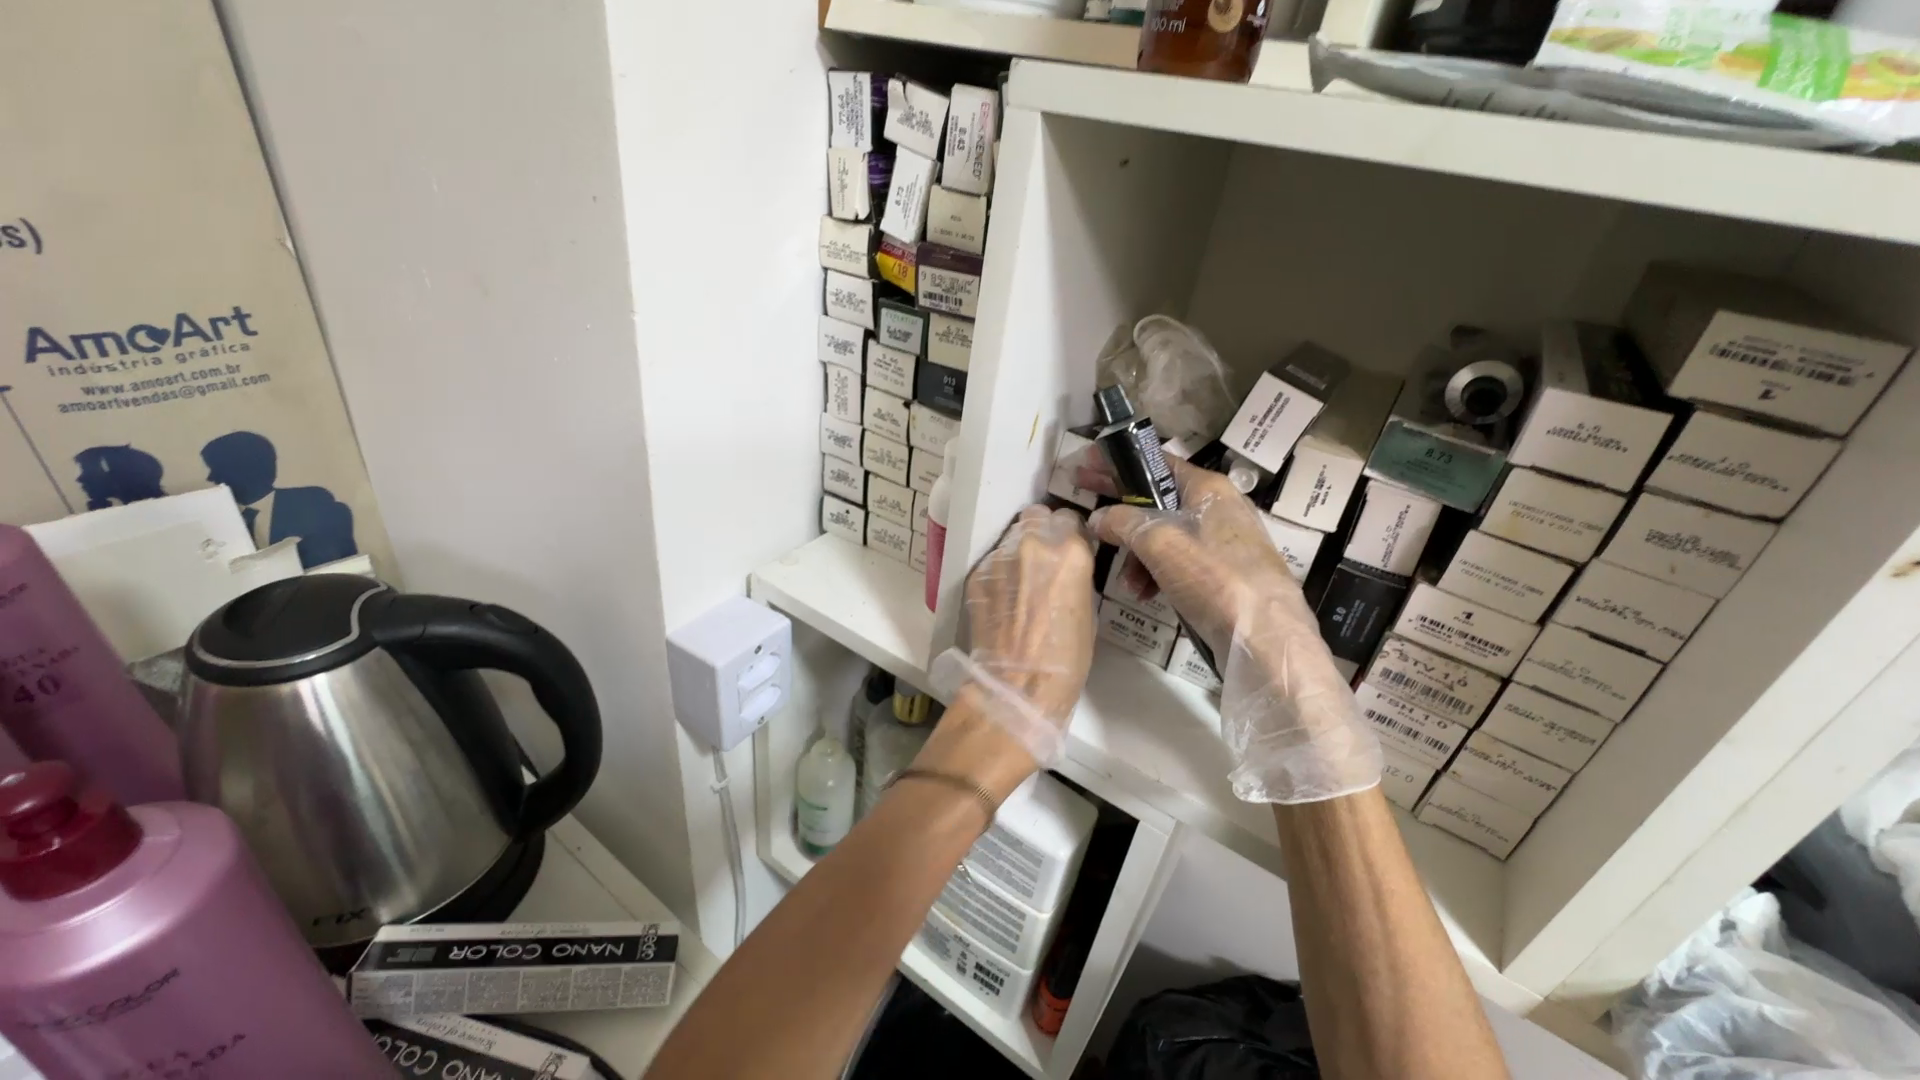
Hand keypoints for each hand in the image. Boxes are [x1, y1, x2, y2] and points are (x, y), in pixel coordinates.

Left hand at [927, 506, 1095, 771]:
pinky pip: (993, 561)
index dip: (1069, 534)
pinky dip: (999, 572)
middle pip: (1037, 516)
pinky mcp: (977, 574)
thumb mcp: (1087, 608)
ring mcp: (999, 557)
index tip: (1068, 549)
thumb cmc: (1066, 658)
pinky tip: (1003, 598)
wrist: (1018, 686)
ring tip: (1021, 580)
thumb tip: (1065, 564)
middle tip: (1043, 559)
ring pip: (1011, 536)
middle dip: (1042, 532)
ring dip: (1018, 550)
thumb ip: (1075, 573)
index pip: (1070, 519)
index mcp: (1070, 551)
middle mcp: (1032, 544)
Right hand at [1088, 459, 1380, 804]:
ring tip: (1126, 583)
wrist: (1266, 636)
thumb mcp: (1160, 543)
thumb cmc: (1213, 578)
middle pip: (1158, 501)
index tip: (1084, 468)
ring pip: (1166, 537)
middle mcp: (1219, 508)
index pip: (1155, 462)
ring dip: (1138, 555)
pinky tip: (1147, 596)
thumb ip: (1123, 522)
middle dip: (1122, 516)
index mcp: (1207, 488)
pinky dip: (1158, 574)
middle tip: (1090, 519)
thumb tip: (1098, 518)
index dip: (1118, 465)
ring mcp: (1225, 543)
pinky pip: (1181, 564)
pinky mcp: (1227, 575)